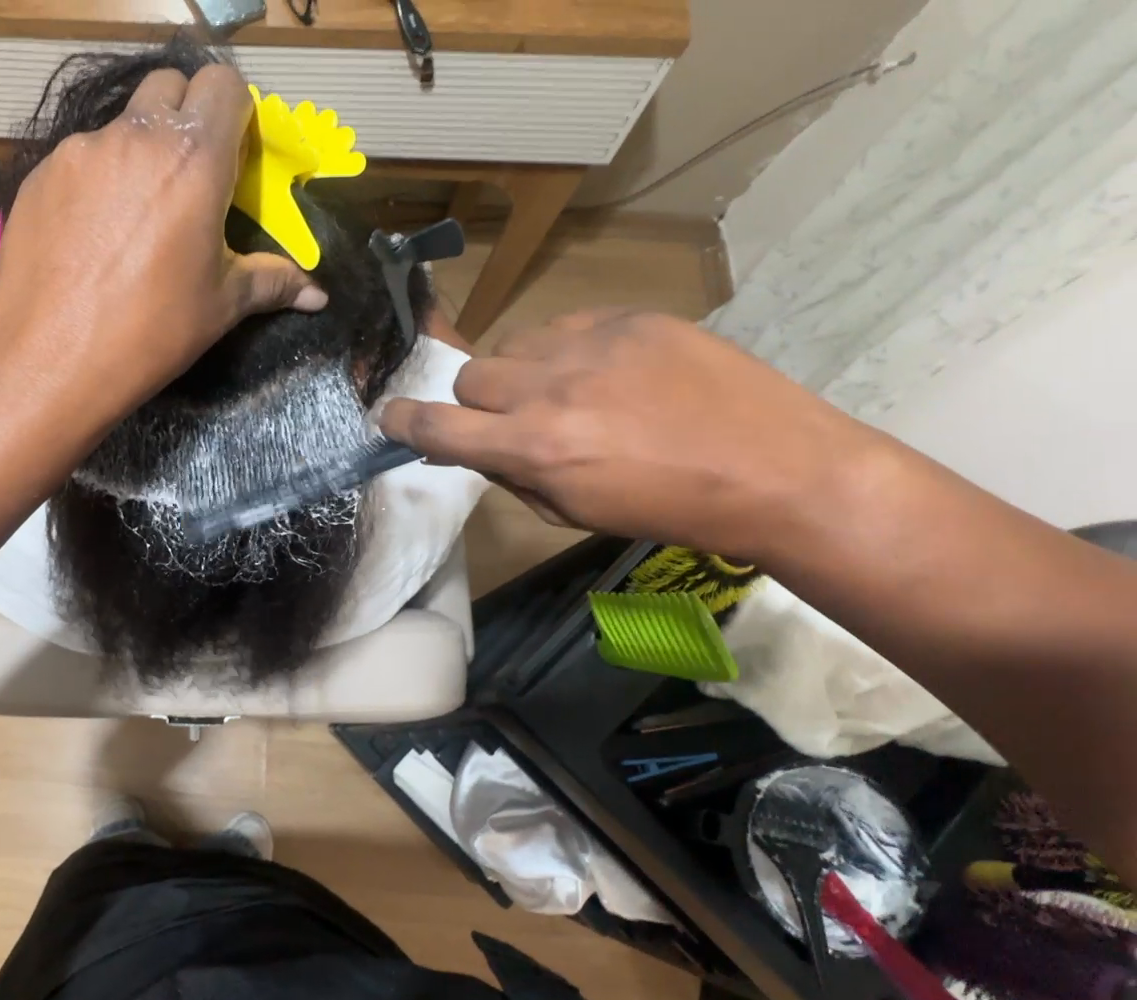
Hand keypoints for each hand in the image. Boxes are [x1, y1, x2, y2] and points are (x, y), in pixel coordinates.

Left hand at [0, 64, 326, 421]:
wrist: (48, 360)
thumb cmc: (149, 333)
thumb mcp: (219, 307)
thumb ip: (271, 283)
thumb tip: (317, 295)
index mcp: (194, 160)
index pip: (223, 84)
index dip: (233, 113)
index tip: (232, 157)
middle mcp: (136, 138)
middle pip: (170, 87)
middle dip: (185, 117)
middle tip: (187, 179)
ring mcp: (81, 152)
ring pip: (121, 127)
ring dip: (138, 154)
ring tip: (132, 220)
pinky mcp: (41, 175)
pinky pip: (79, 160)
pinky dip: (95, 182)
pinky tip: (90, 237)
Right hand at [379, 311, 896, 558]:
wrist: (775, 469)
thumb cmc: (666, 510)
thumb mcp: (571, 513)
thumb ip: (511, 475)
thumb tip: (473, 449)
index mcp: (535, 449)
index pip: (438, 427)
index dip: (406, 423)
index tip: (392, 418)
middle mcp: (550, 390)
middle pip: (470, 377)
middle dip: (479, 403)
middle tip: (516, 420)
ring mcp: (592, 345)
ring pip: (515, 345)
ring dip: (522, 372)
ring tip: (568, 392)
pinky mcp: (631, 318)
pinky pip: (566, 326)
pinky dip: (567, 350)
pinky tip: (607, 372)